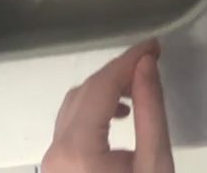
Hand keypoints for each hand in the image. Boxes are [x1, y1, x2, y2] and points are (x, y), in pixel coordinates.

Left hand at [42, 41, 172, 172]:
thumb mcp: (154, 163)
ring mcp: (52, 159)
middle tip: (150, 61)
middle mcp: (56, 149)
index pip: (103, 85)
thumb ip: (150, 111)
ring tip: (137, 86)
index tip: (154, 46)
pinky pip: (71, 122)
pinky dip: (94, 107)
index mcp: (78, 148)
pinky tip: (119, 113)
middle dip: (120, 72)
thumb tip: (145, 63)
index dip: (129, 59)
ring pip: (76, 103)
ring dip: (106, 88)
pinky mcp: (56, 166)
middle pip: (87, 91)